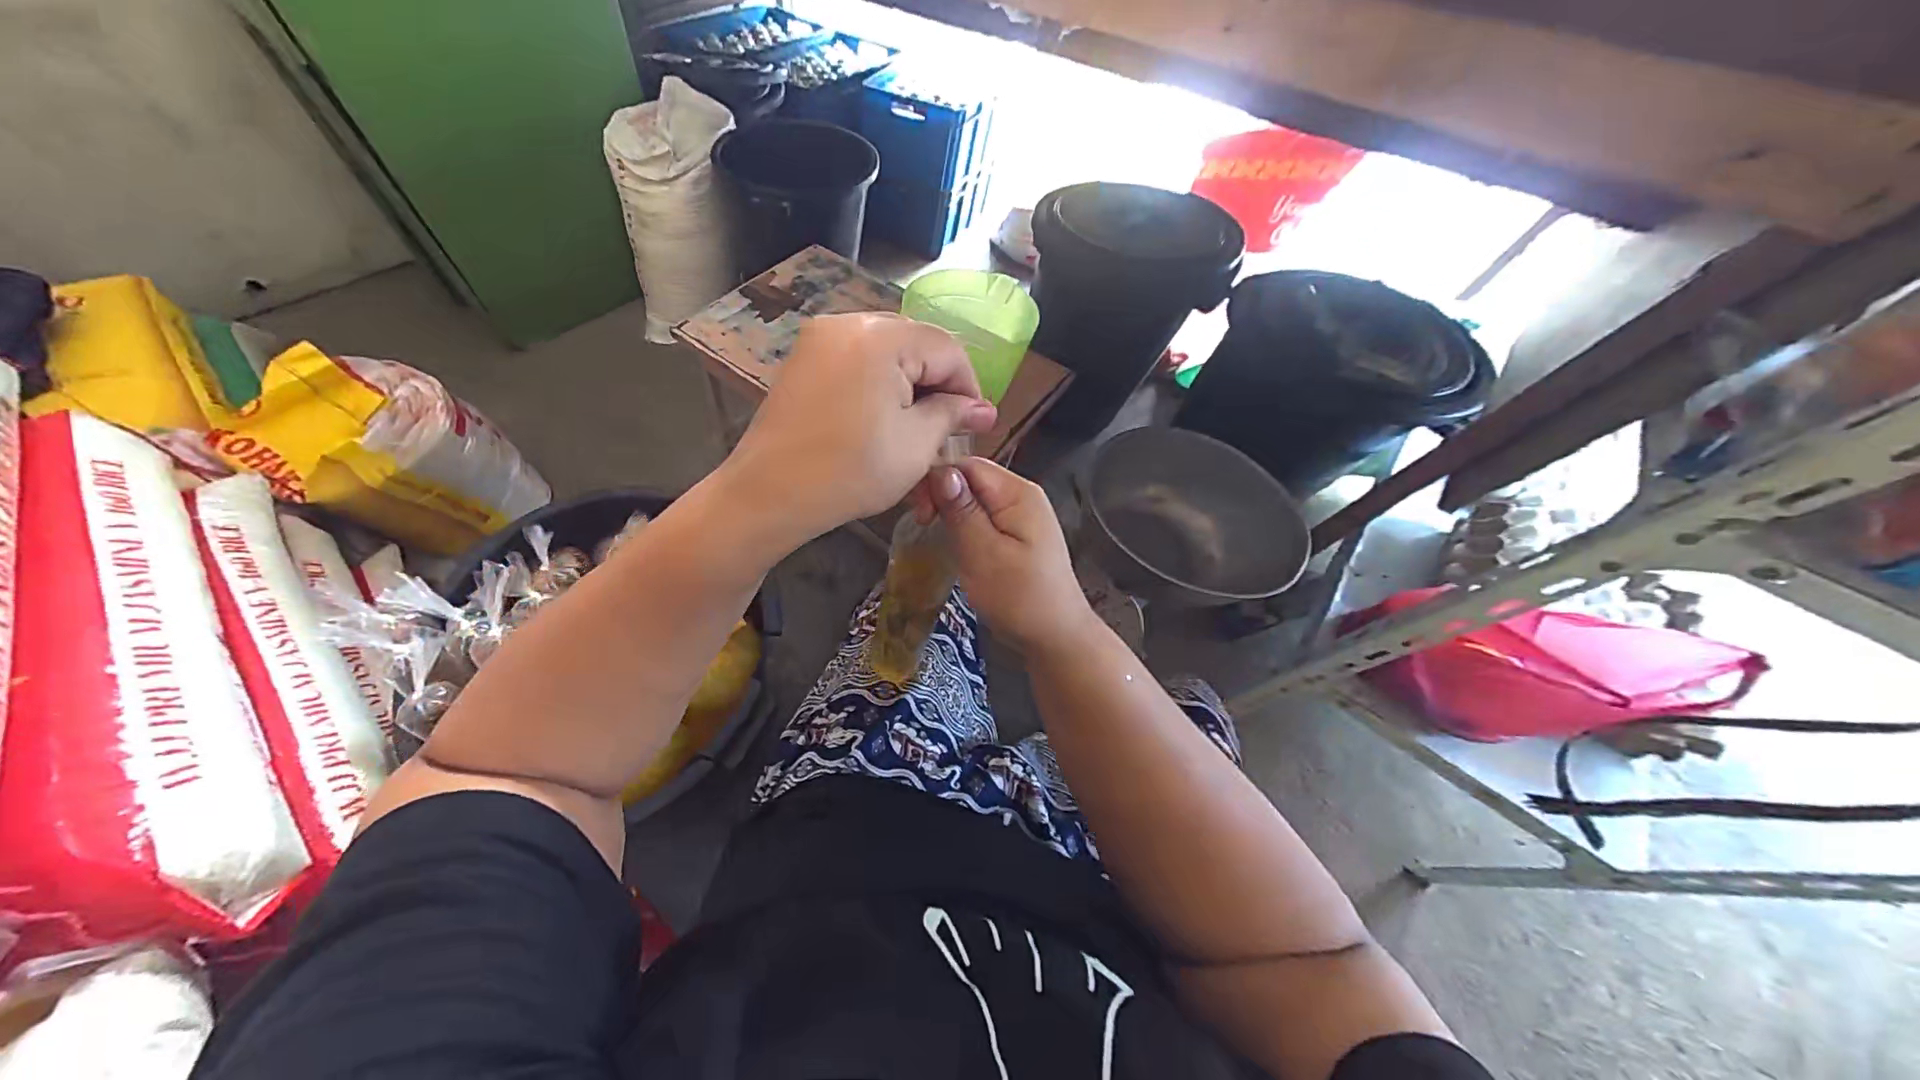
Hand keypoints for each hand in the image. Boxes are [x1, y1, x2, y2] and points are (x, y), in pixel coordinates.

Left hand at [719, 313, 997, 543]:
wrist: (769, 494)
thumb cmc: (850, 472)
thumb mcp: (916, 445)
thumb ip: (953, 414)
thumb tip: (982, 409)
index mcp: (881, 336)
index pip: (948, 349)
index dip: (970, 388)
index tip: (977, 425)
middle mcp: (848, 323)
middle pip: (917, 346)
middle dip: (939, 388)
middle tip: (950, 431)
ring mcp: (820, 339)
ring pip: (887, 356)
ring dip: (910, 390)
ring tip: (919, 432)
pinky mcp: (805, 360)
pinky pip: (857, 363)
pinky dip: (879, 389)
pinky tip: (885, 423)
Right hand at [926, 458, 1097, 652]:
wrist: (1055, 637)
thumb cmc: (1019, 597)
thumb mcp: (983, 554)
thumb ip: (962, 511)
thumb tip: (941, 471)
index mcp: (1017, 492)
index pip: (967, 465)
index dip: (936, 480)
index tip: (919, 513)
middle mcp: (1022, 495)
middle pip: (971, 478)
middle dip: (941, 495)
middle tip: (922, 525)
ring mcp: (1021, 515)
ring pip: (974, 498)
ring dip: (950, 512)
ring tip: (932, 533)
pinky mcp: (1016, 534)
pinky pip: (983, 517)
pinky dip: (963, 526)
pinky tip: (952, 543)